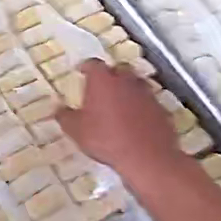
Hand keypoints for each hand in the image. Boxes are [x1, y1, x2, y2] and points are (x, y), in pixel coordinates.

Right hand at [55, 60, 187, 177]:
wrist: (146, 156)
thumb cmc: (104, 138)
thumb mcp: (75, 130)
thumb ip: (65, 116)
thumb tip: (58, 108)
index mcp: (102, 80)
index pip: (92, 64)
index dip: (85, 67)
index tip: (80, 71)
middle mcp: (126, 80)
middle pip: (118, 69)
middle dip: (109, 75)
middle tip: (100, 87)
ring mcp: (146, 93)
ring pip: (135, 84)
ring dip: (126, 90)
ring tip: (117, 104)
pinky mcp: (161, 109)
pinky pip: (147, 102)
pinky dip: (140, 106)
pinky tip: (134, 120)